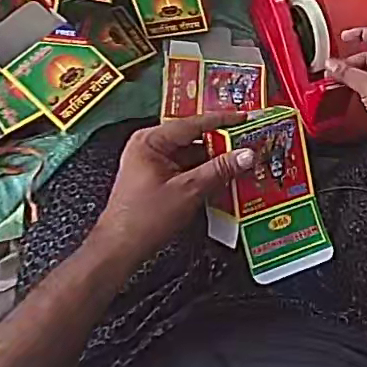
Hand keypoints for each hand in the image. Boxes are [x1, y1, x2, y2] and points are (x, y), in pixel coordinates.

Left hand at [90, 113, 255, 263]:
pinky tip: (223, 178)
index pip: (193, 123)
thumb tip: (245, 154)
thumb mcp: (189, 190)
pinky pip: (184, 168)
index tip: (244, 118)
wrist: (120, 248)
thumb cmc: (144, 218)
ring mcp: (151, 163)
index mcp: (151, 141)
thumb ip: (220, 169)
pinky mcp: (156, 179)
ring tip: (240, 161)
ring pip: (190, 155)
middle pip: (192, 138)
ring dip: (213, 160)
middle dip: (220, 143)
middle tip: (246, 142)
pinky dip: (203, 172)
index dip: (222, 120)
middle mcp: (149, 147)